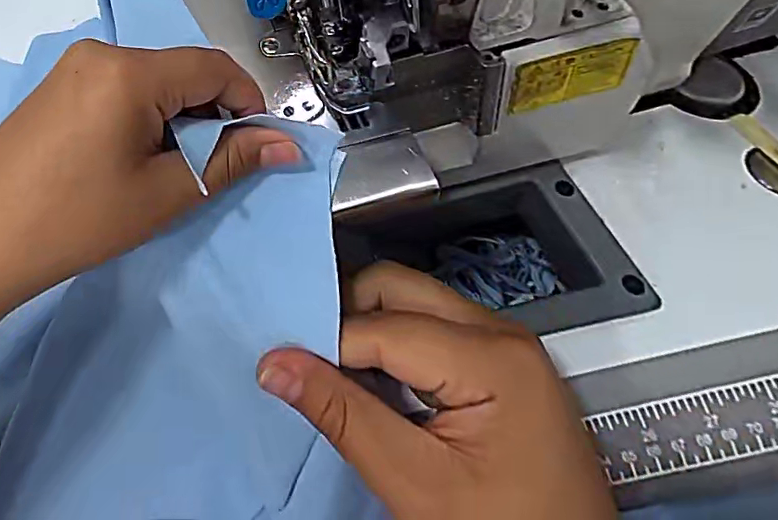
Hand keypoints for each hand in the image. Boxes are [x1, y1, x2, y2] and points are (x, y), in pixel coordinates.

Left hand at [0, 39, 299, 307]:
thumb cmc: (75, 219)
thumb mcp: (162, 193)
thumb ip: (229, 160)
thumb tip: (286, 144)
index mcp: (129, 70)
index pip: (213, 67)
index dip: (247, 102)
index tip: (257, 144)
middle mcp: (100, 52)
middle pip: (181, 71)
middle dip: (208, 113)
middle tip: (208, 167)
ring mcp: (73, 66)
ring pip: (152, 80)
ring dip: (175, 116)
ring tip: (165, 169)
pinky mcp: (57, 84)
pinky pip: (120, 86)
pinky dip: (142, 114)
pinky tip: (129, 157)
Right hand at [256, 263, 614, 519]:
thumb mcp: (419, 488)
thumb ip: (343, 416)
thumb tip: (274, 364)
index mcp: (492, 358)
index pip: (380, 328)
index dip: (324, 343)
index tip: (284, 366)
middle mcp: (500, 332)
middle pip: (394, 288)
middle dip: (344, 316)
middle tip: (310, 361)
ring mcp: (504, 343)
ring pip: (408, 299)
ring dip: (366, 327)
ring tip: (336, 373)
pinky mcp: (500, 361)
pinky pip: (428, 324)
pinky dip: (391, 342)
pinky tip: (374, 381)